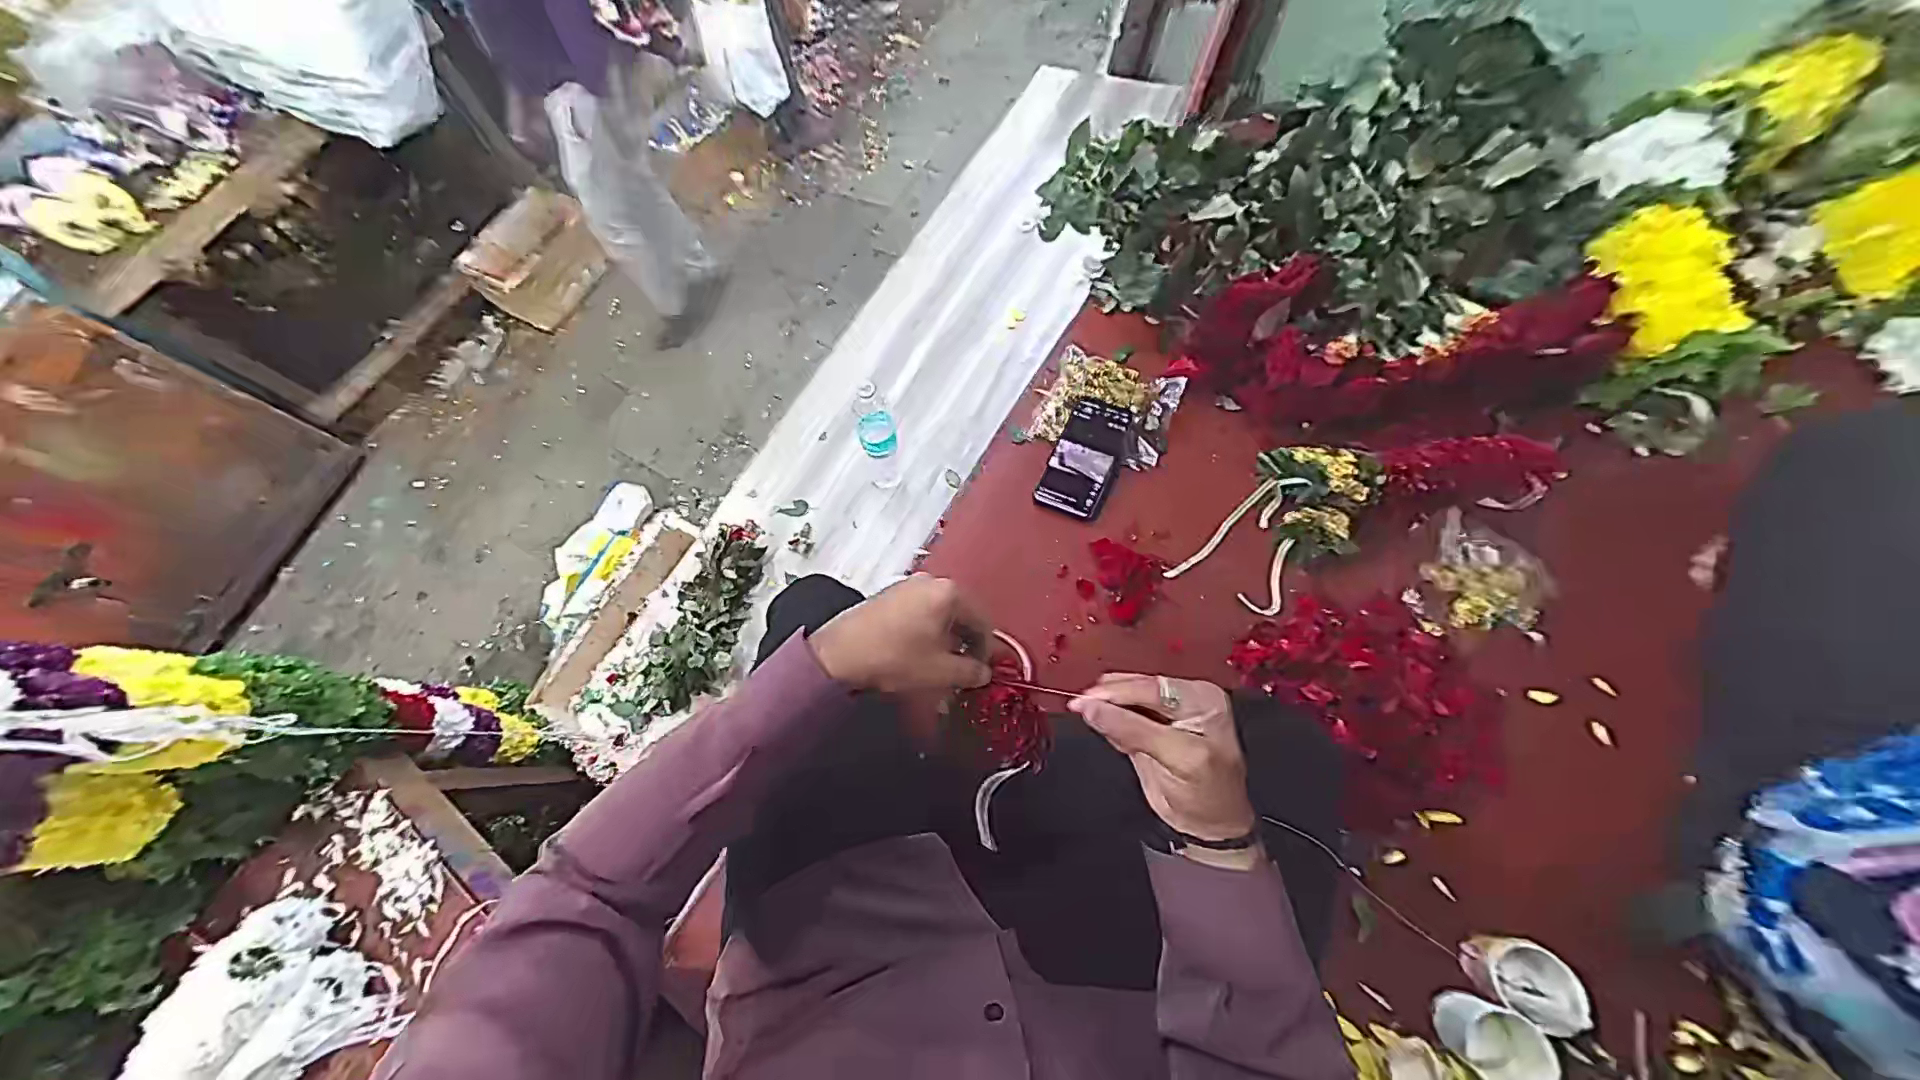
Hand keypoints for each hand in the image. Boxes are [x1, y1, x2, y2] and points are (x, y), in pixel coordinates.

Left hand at [810, 574, 993, 692]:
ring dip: (946, 637)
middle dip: (965, 642)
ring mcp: (908, 585)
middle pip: (961, 613)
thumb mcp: (940, 671)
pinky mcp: (890, 594)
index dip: (986, 650)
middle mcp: (931, 581)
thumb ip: (970, 671)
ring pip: (940, 612)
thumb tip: (982, 672)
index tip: (981, 671)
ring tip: (939, 663)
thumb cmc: (895, 658)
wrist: (839, 654)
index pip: (982, 621)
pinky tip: (918, 651)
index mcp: (949, 593)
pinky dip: (926, 629)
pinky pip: (920, 610)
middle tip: (962, 669)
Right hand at [1070, 674, 1254, 842]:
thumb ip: (1130, 730)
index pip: (1151, 687)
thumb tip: (1091, 708)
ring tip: (1096, 719)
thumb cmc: (1207, 797)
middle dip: (1109, 698)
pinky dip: (1114, 715)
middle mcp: (1190, 695)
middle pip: (1138, 687)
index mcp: (1204, 700)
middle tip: (1080, 706)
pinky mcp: (1157, 715)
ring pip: (1129, 693)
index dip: (1114, 694)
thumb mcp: (1174, 761)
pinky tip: (1110, 725)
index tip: (1083, 702)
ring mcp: (1174, 705)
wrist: (1213, 822)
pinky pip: (1127, 706)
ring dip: (1109, 705)